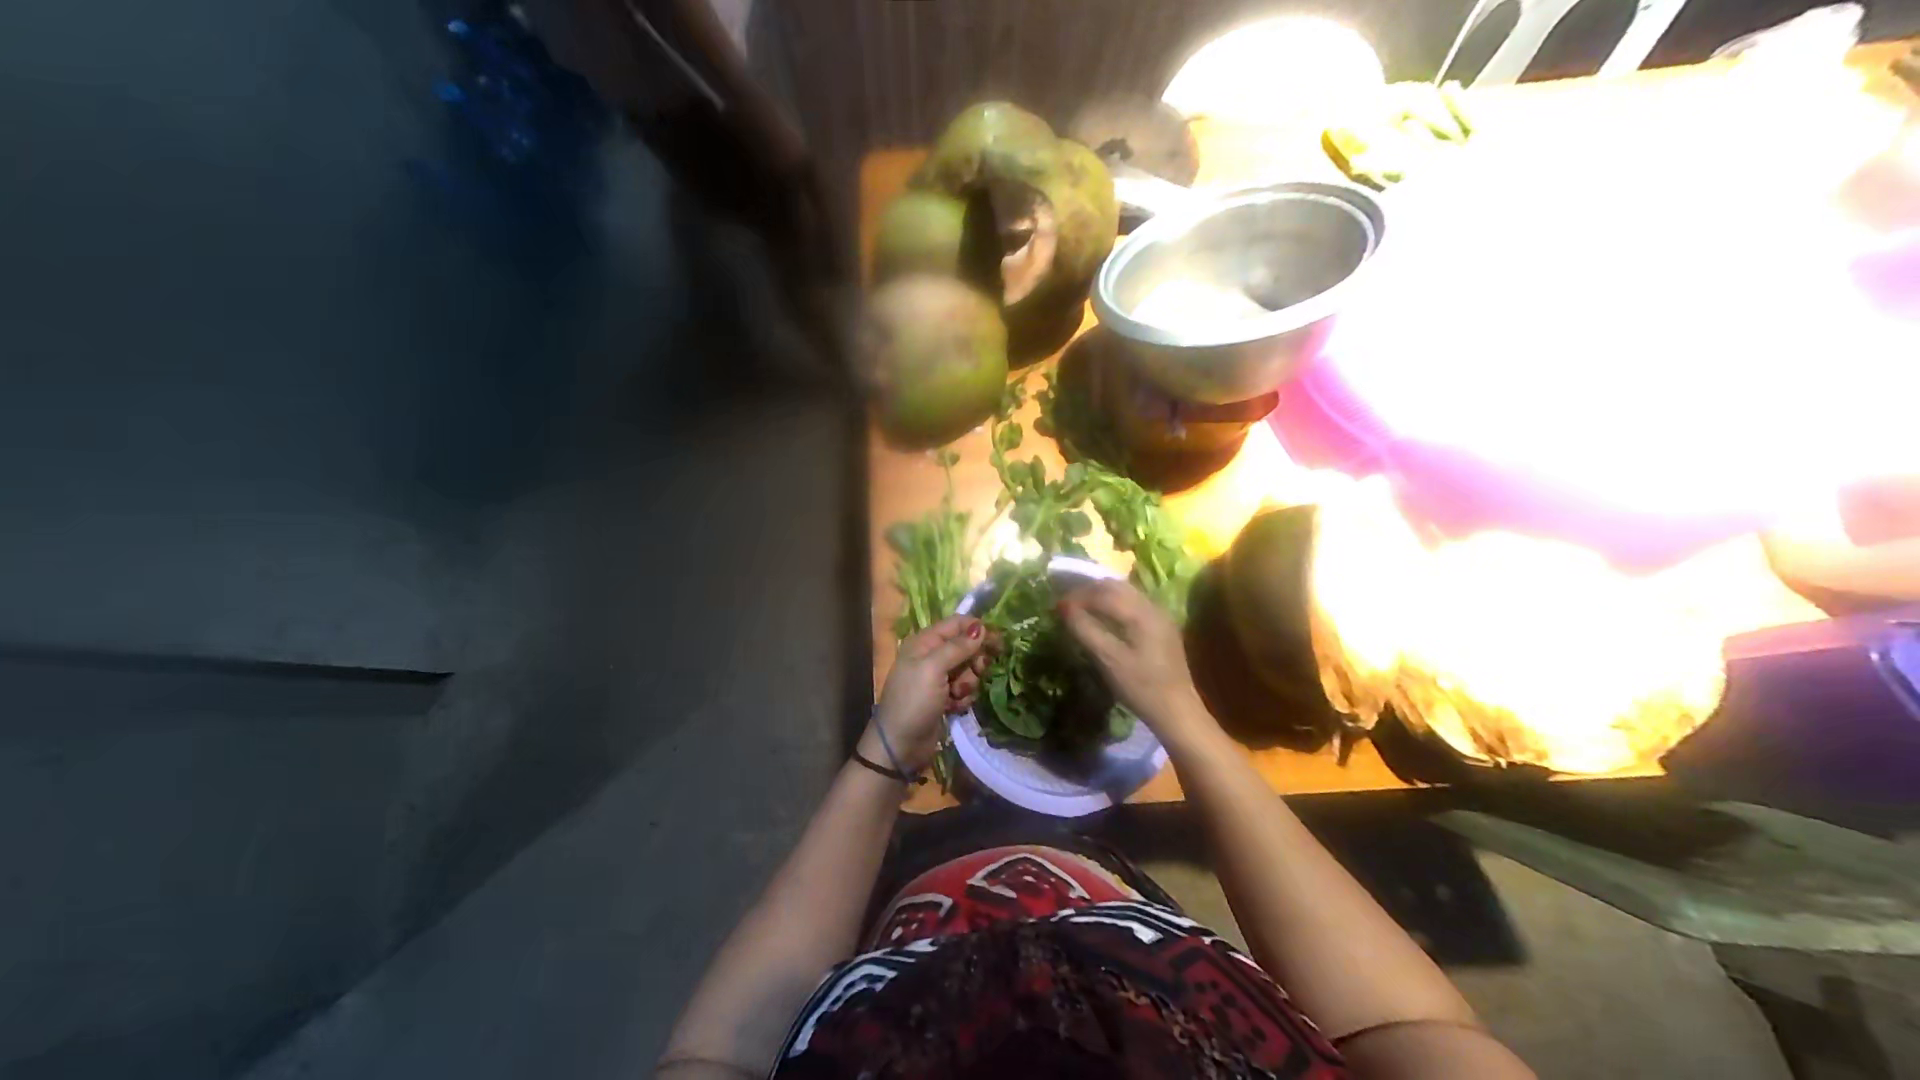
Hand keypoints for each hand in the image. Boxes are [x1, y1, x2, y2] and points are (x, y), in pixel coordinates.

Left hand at [867, 615, 994, 773]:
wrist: (901, 745)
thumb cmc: (914, 701)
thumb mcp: (933, 669)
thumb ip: (957, 647)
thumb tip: (980, 626)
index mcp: (924, 642)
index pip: (957, 624)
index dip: (977, 629)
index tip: (998, 640)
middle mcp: (931, 656)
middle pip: (966, 647)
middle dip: (974, 661)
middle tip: (977, 672)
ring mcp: (938, 678)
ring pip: (968, 670)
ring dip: (969, 682)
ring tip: (957, 695)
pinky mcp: (944, 697)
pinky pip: (965, 689)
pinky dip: (963, 697)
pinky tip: (955, 707)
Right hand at [1058, 580, 1214, 745]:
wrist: (1177, 710)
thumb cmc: (1140, 686)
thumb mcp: (1108, 660)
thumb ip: (1085, 629)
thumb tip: (1063, 607)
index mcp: (1140, 612)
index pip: (1102, 593)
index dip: (1077, 596)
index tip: (1057, 606)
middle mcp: (1152, 606)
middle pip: (1115, 586)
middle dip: (1088, 591)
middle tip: (1067, 605)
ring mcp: (1160, 615)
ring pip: (1125, 592)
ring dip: (1101, 596)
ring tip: (1081, 609)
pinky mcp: (1161, 626)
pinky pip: (1133, 603)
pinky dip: (1114, 604)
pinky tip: (1104, 619)